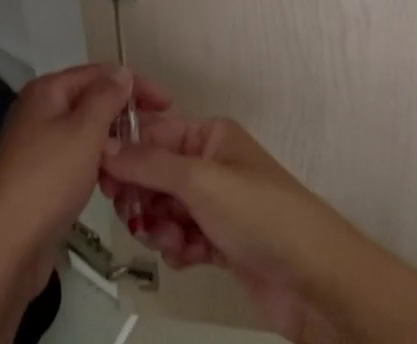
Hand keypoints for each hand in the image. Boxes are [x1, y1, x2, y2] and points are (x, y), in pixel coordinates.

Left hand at [0, 64, 170, 294]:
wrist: (4, 243)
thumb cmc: (47, 179)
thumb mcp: (84, 131)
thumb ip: (106, 98)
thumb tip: (122, 72)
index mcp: (47, 91)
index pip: (99, 73)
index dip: (135, 84)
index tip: (169, 103)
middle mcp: (40, 111)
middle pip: (91, 101)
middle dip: (126, 113)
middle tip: (161, 134)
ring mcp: (38, 145)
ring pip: (87, 133)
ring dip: (114, 142)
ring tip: (144, 158)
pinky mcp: (41, 177)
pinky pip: (79, 160)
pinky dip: (99, 165)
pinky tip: (115, 180)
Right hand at [99, 113, 364, 342]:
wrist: (316, 283)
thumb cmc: (274, 219)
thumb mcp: (201, 181)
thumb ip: (149, 163)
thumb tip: (109, 147)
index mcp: (211, 137)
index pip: (152, 133)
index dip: (124, 152)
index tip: (101, 172)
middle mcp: (212, 167)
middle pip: (152, 174)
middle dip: (140, 196)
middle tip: (134, 212)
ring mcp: (215, 206)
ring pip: (161, 209)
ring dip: (156, 226)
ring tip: (168, 238)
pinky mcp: (218, 242)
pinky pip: (176, 238)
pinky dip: (174, 247)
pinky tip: (184, 254)